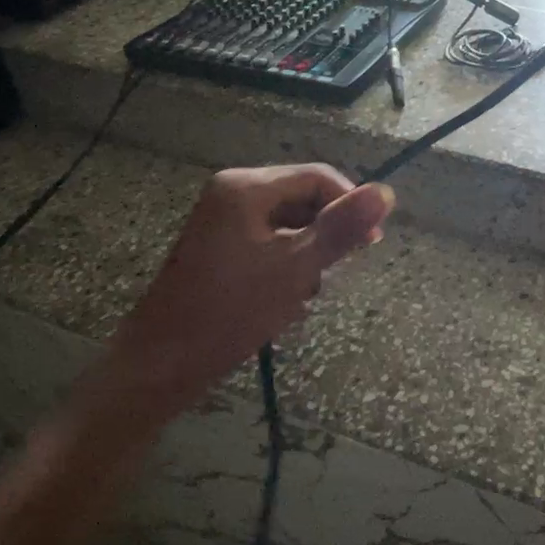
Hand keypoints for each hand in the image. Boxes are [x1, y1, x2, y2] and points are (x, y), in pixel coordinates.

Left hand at [98, 164, 393, 419]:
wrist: (157, 368)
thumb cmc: (230, 312)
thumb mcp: (297, 269)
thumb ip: (342, 228)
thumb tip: (386, 192)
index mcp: (247, 186)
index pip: (318, 177)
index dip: (350, 204)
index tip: (372, 243)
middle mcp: (232, 191)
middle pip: (302, 196)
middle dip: (325, 231)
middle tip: (338, 270)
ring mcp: (221, 218)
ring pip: (288, 219)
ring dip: (307, 250)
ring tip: (307, 290)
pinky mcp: (217, 244)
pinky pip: (268, 237)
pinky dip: (285, 260)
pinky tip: (286, 295)